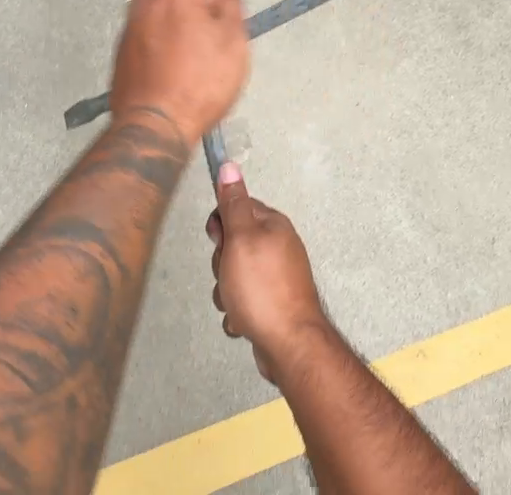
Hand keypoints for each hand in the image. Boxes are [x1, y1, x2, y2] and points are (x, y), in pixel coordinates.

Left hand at [111, 0, 249, 142]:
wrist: (155, 123)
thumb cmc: (200, 83)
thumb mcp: (234, 43)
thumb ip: (231, 7)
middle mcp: (147, 1)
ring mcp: (130, 24)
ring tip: (197, 15)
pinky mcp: (123, 48)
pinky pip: (143, 17)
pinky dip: (162, 14)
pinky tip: (179, 39)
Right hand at [208, 161, 328, 382]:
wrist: (289, 344)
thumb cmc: (261, 287)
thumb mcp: (241, 239)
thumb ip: (233, 204)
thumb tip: (228, 165)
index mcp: (273, 225)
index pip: (237, 207)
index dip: (222, 225)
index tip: (220, 241)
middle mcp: (278, 246)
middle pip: (233, 244)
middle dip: (222, 264)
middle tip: (230, 275)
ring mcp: (277, 277)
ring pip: (234, 275)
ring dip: (227, 292)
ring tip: (237, 304)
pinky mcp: (273, 304)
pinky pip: (244, 301)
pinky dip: (238, 312)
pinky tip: (243, 322)